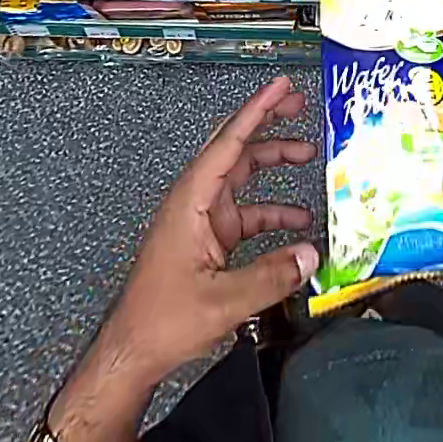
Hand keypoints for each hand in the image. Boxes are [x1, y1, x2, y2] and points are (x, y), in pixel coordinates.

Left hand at [47, 76, 320, 441]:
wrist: (131, 354)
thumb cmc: (161, 322)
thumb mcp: (222, 301)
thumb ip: (271, 276)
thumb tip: (310, 254)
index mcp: (192, 201)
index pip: (229, 142)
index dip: (257, 110)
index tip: (280, 87)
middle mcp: (197, 200)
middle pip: (236, 147)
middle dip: (267, 122)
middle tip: (298, 105)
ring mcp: (204, 217)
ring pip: (244, 174)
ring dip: (275, 161)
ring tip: (307, 153)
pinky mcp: (210, 236)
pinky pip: (248, 210)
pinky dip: (274, 208)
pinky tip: (298, 221)